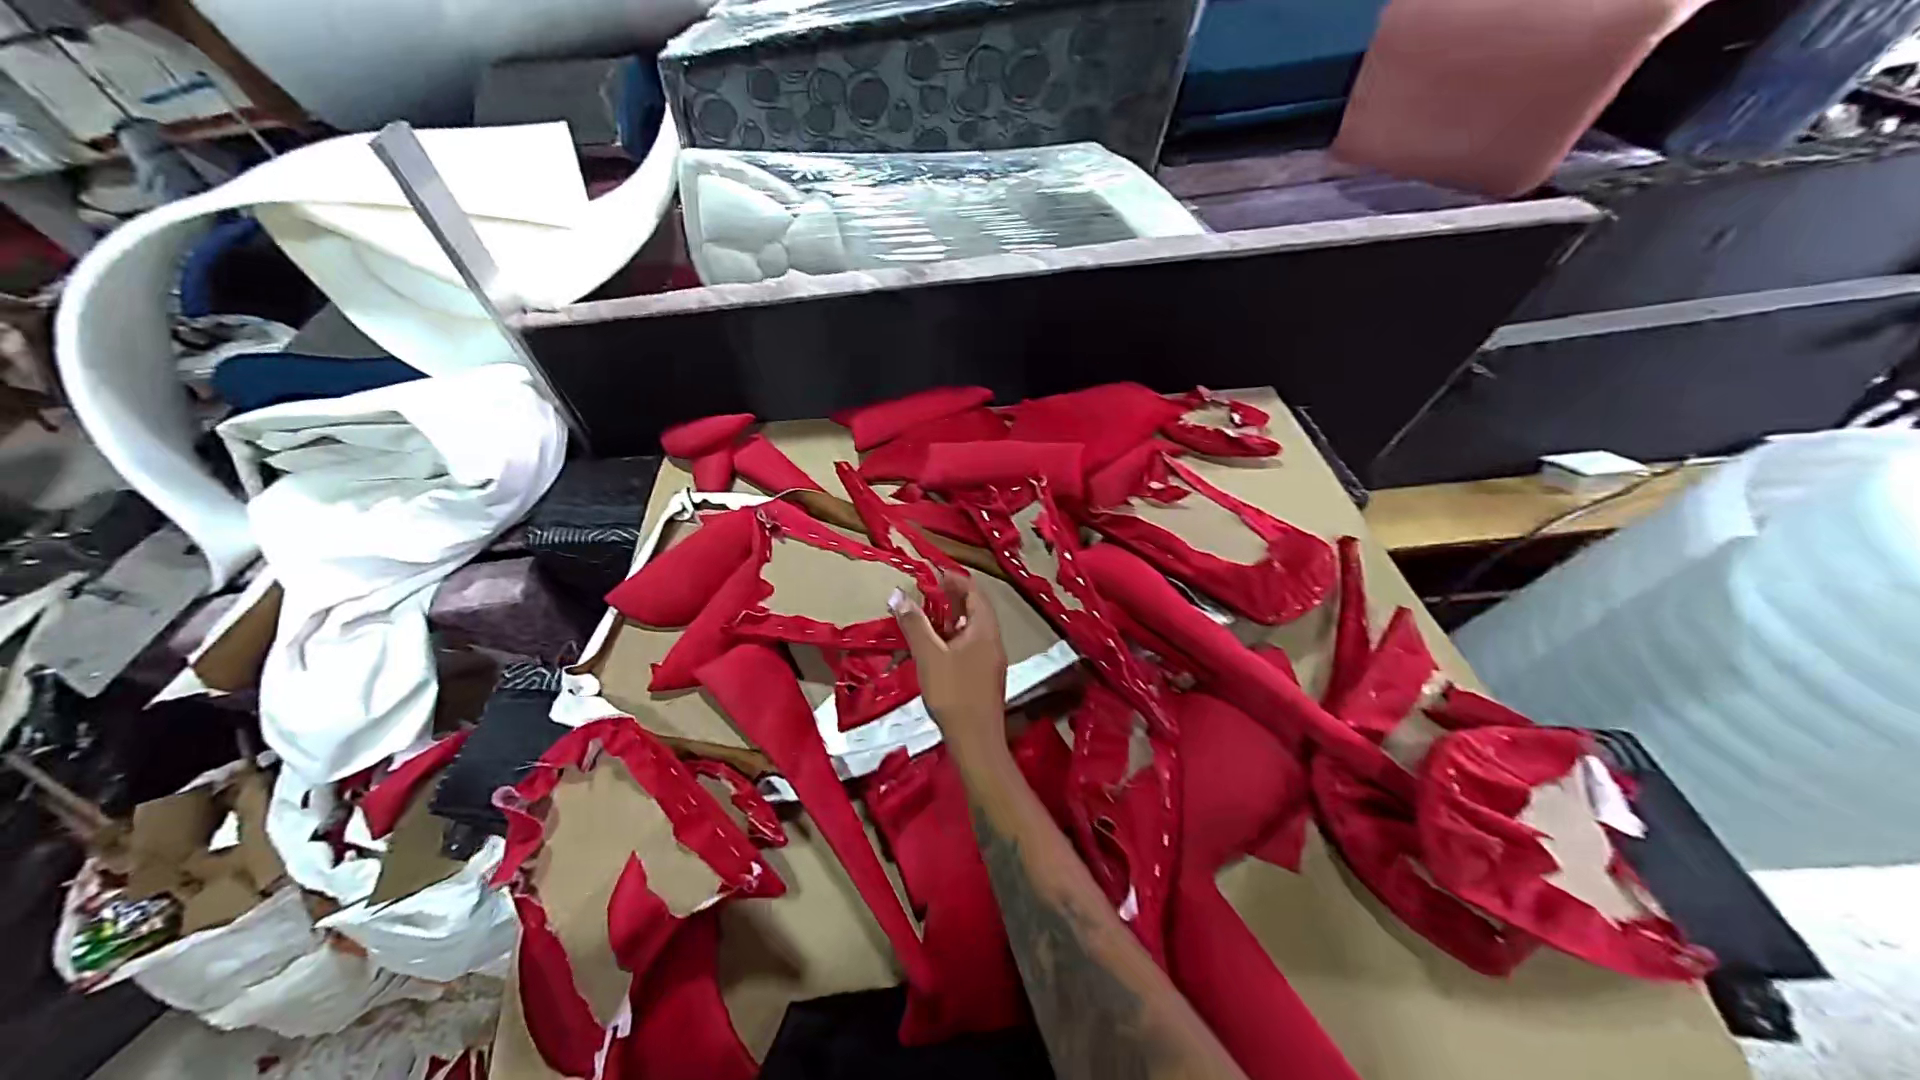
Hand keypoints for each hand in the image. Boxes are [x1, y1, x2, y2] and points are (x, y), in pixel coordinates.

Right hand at [891, 571, 1006, 752]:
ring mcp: (991, 659)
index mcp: (985, 629)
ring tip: (928, 616)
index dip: (955, 580)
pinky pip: (971, 645)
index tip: (934, 573)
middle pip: (976, 609)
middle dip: (953, 598)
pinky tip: (937, 647)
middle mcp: (993, 640)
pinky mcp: (985, 676)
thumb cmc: (953, 693)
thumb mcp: (929, 655)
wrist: (976, 740)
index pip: (975, 592)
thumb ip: (914, 624)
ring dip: (952, 619)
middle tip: (928, 592)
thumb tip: (897, 594)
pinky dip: (954, 638)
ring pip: (973, 629)